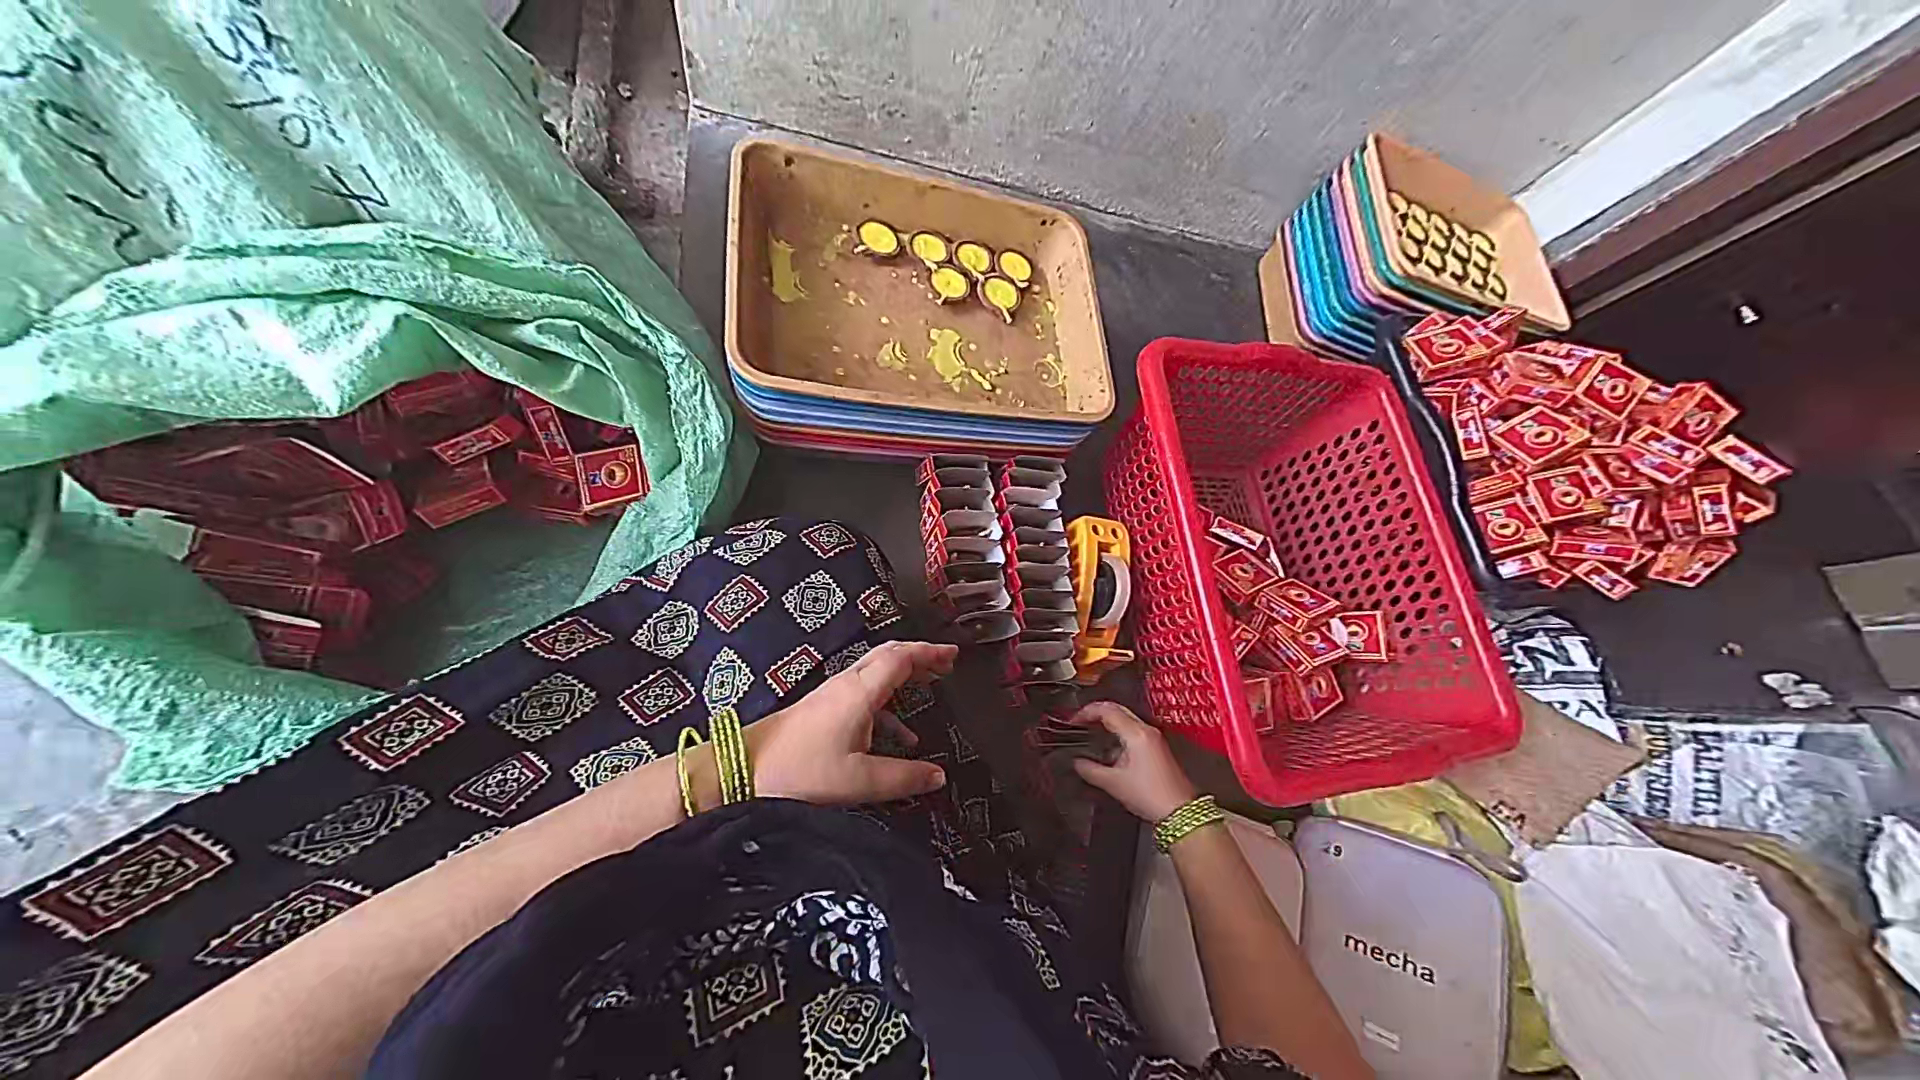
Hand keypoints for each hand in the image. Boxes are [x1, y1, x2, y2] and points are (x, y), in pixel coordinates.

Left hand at [746, 640, 954, 805]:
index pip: (901, 658)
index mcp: (860, 692)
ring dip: (904, 674)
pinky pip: (863, 694)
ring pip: (875, 672)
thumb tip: (939, 776)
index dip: (929, 653)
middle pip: (889, 656)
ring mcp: (832, 695)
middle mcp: (847, 685)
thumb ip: (904, 778)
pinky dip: (887, 703)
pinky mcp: (822, 709)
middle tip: (946, 663)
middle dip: (919, 656)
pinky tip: (899, 734)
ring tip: (929, 686)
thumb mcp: (859, 780)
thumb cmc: (800, 772)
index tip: (953, 654)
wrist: (743, 769)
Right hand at [1070, 701, 1198, 822]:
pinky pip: (1134, 731)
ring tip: (1092, 734)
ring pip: (1126, 719)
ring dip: (1108, 722)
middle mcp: (1147, 730)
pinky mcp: (1158, 747)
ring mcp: (1154, 738)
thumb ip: (1090, 770)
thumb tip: (1078, 763)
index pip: (1107, 710)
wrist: (1180, 812)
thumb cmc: (1152, 796)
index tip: (1074, 720)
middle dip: (1096, 712)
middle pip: (1117, 709)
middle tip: (1080, 721)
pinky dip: (1119, 733)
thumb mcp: (1113, 783)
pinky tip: (1110, 749)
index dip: (1086, 712)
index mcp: (1136, 734)